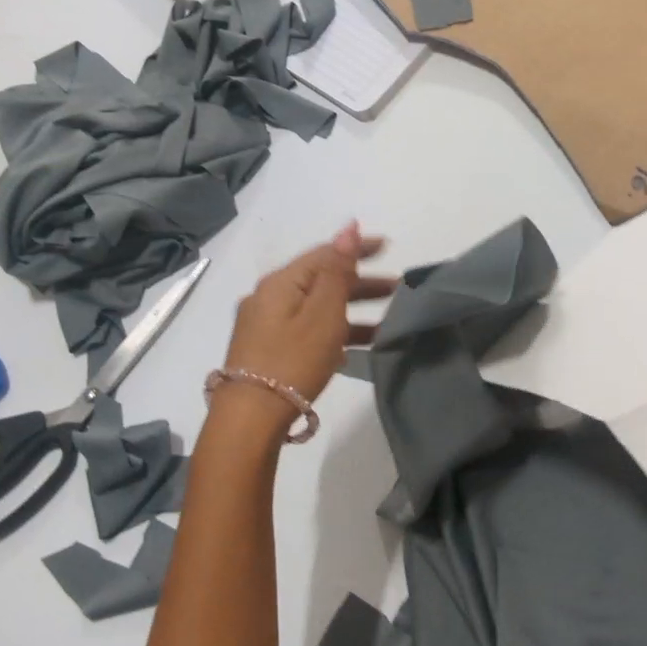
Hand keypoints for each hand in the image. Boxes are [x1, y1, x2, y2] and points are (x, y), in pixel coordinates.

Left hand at [219, 222, 394, 417]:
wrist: (250, 418)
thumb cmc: (293, 360)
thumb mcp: (323, 313)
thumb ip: (338, 270)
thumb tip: (348, 228)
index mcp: (281, 282)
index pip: (325, 254)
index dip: (357, 248)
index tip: (388, 246)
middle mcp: (268, 297)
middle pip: (320, 281)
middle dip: (359, 282)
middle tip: (396, 288)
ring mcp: (265, 325)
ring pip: (316, 308)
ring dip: (350, 309)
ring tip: (385, 321)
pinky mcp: (267, 352)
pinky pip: (308, 330)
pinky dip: (334, 331)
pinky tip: (355, 347)